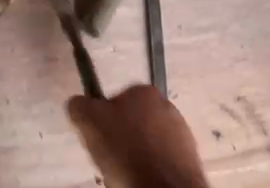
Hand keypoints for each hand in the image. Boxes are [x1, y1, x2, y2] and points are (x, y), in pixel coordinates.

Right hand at [68, 86, 209, 187]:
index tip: (100, 137)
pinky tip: (142, 180)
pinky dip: (152, 170)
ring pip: (148, 144)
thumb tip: (78, 104)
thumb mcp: (88, 120)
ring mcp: (184, 136)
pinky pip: (162, 163)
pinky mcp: (191, 163)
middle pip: (134, 122)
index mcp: (145, 92)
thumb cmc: (126, 150)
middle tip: (110, 156)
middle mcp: (168, 107)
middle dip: (122, 138)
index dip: (104, 119)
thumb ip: (78, 104)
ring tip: (125, 173)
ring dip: (136, 155)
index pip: (117, 100)